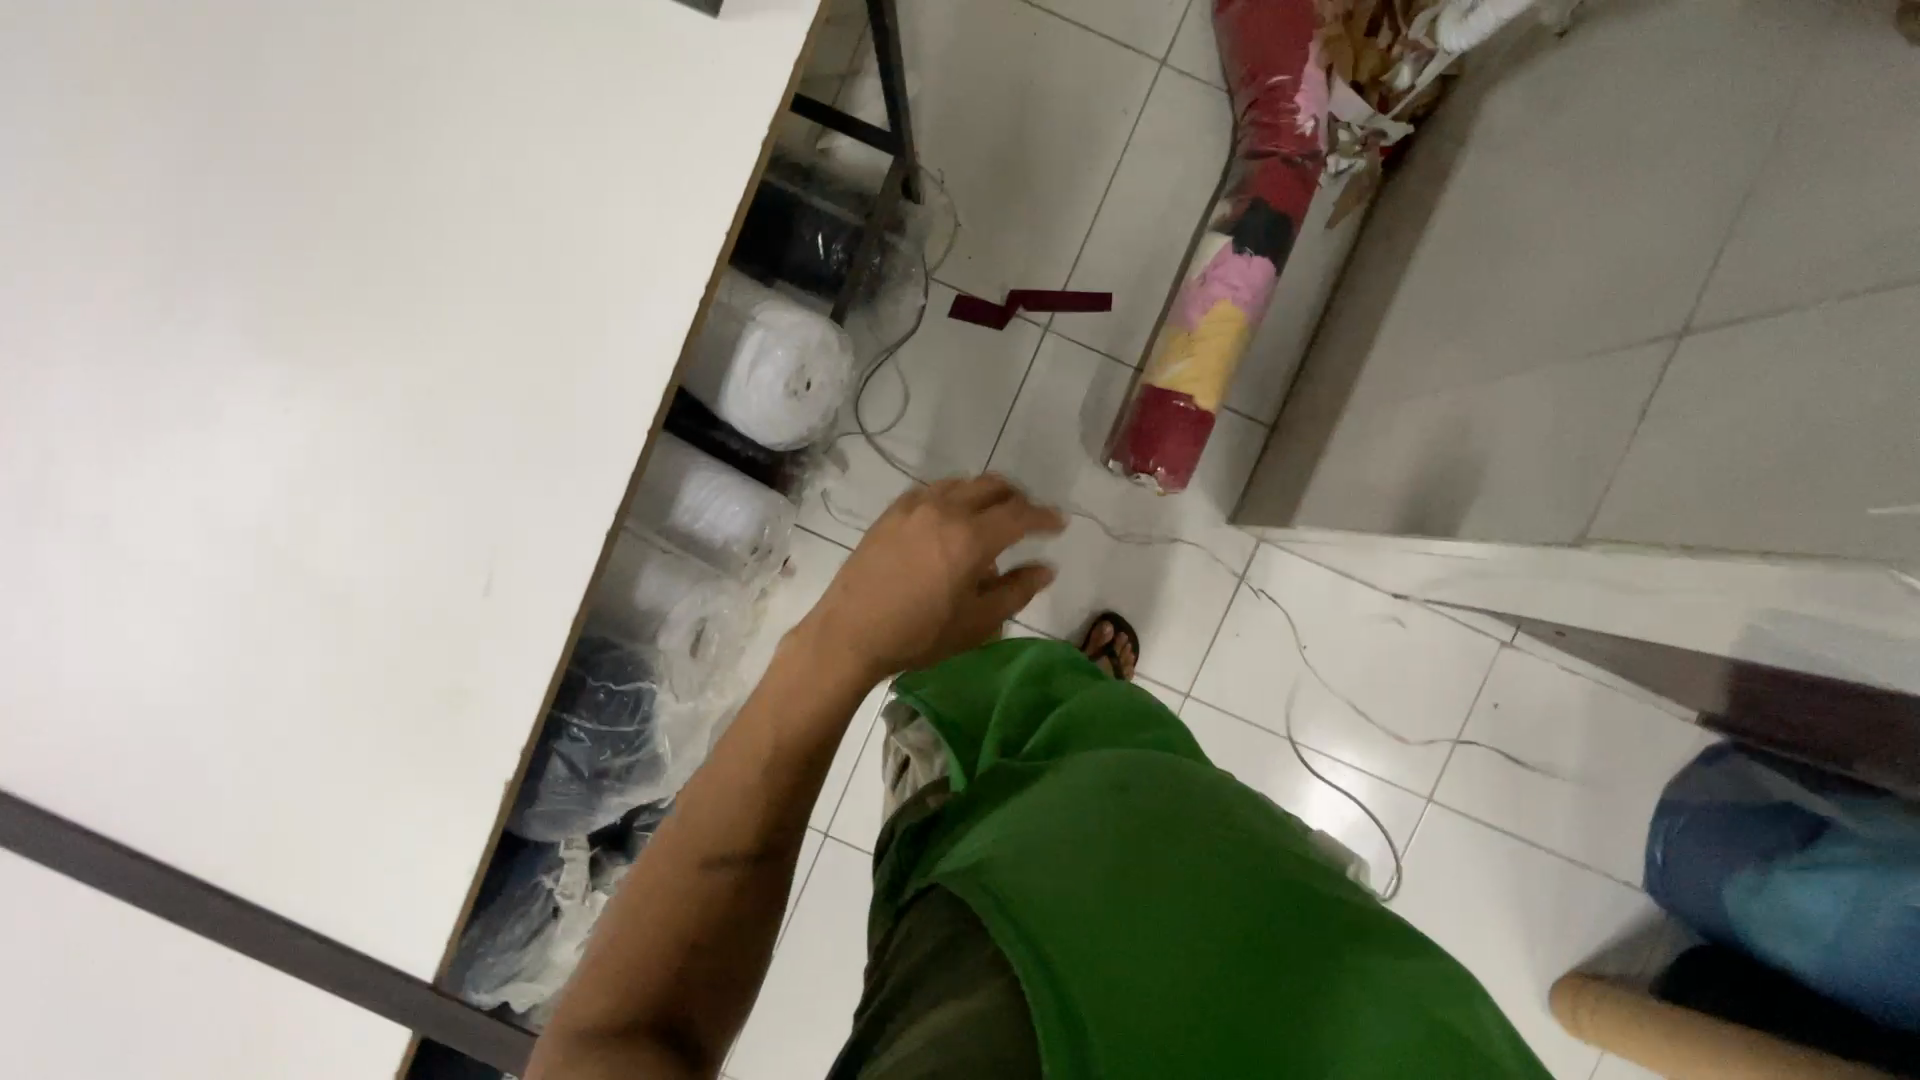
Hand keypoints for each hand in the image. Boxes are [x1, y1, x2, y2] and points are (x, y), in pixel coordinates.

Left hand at [794, 474, 1066, 683]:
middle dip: (1018, 499)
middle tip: (1028, 519)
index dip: (1045, 517)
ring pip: (962, 484)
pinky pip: (933, 491)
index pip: (1020, 514)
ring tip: (991, 517)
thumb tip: (1046, 569)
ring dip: (985, 494)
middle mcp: (946, 510)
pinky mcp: (891, 513)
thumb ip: (1016, 590)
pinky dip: (953, 497)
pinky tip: (951, 518)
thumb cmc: (919, 635)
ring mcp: (914, 507)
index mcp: (971, 537)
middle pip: (993, 486)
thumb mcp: (977, 622)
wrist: (850, 633)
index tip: (1059, 524)